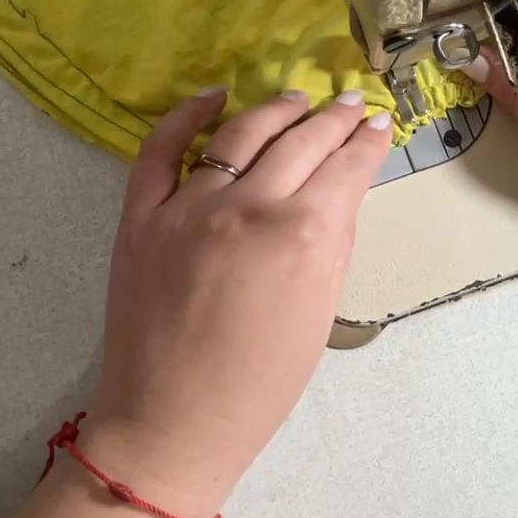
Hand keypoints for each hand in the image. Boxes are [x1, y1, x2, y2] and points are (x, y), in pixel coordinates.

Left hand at [82, 87, 391, 511]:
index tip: (377, 124)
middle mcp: (249, 207)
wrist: (174, 421)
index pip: (346, 167)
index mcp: (304, 236)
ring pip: (240, 133)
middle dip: (333, 118)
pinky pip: (160, 149)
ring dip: (275, 109)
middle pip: (301, 140)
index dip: (367, 142)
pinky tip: (212, 97)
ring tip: (296, 98)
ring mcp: (188, 207)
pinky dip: (185, 116)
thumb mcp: (321, 311)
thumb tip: (341, 188)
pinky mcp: (141, 215)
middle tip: (347, 105)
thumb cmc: (263, 382)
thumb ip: (333, 240)